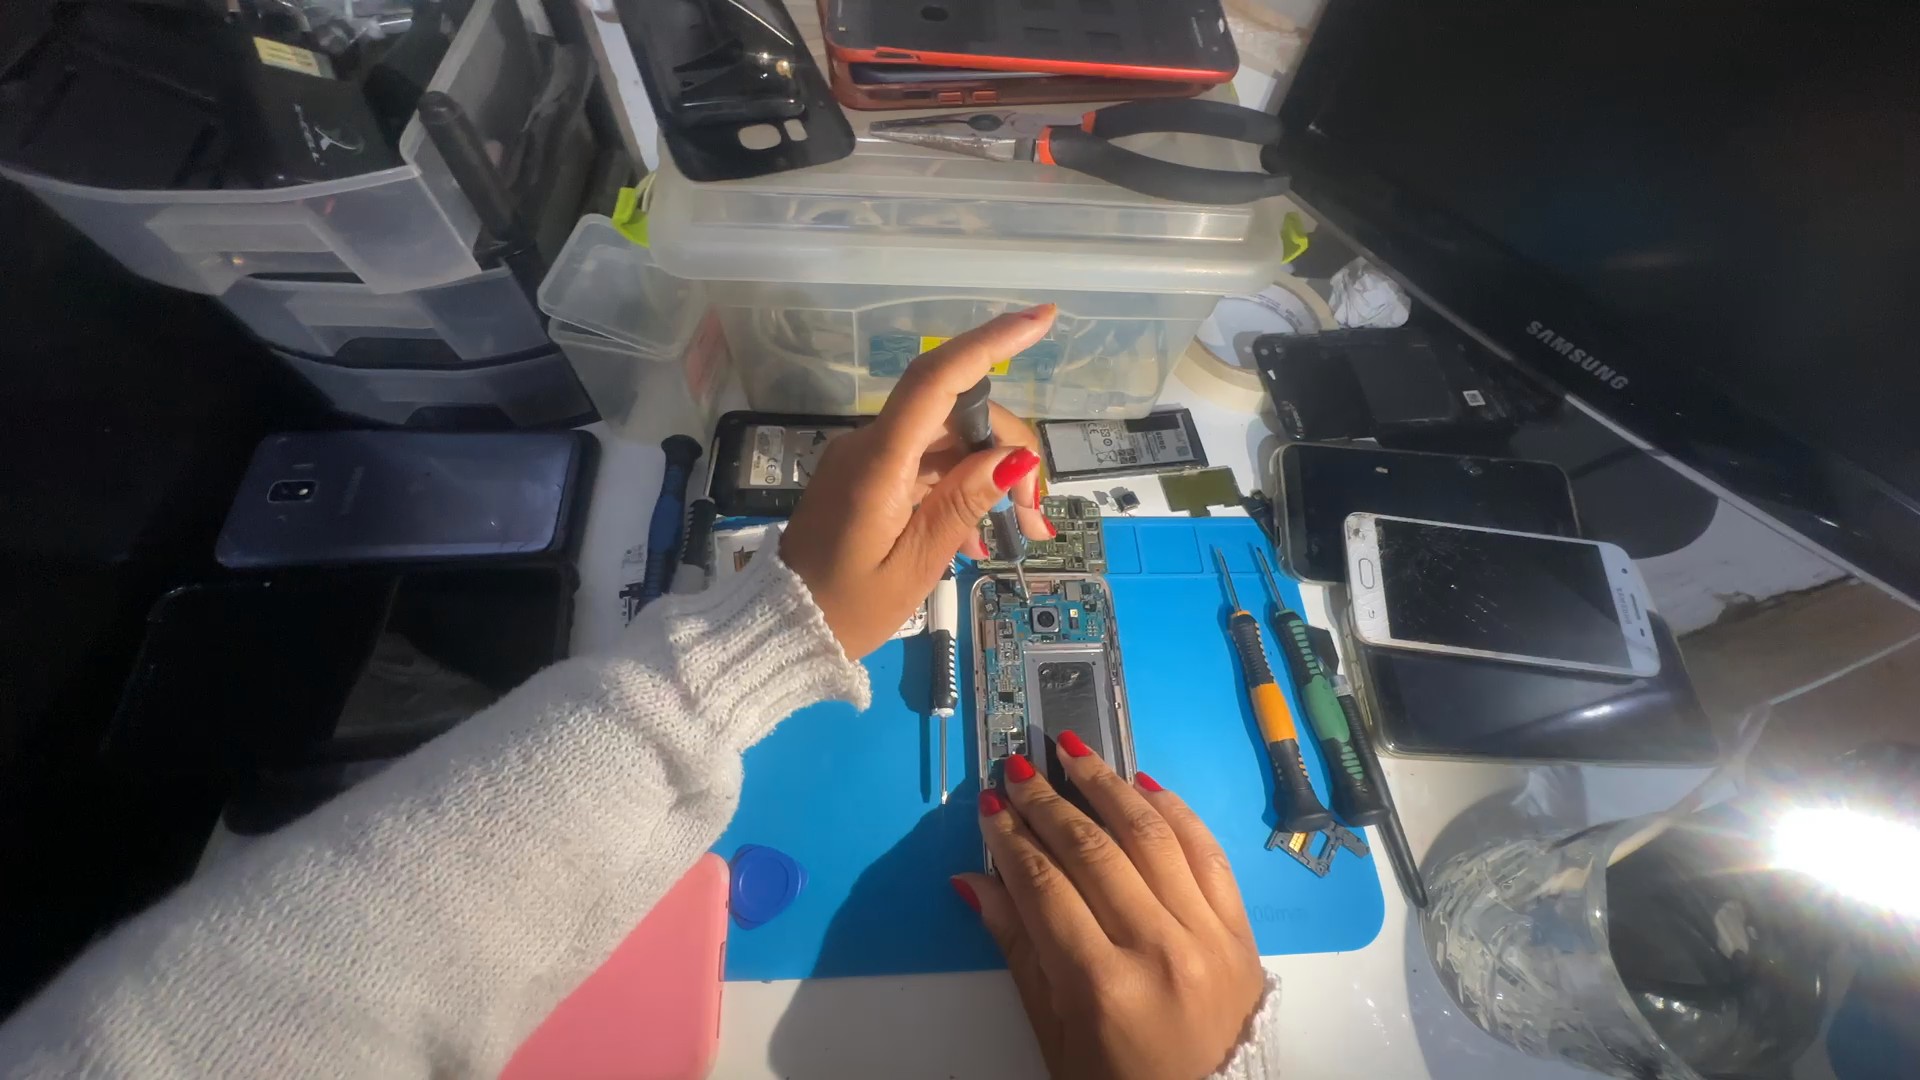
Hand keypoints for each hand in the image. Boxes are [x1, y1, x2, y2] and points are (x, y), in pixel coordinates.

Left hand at [780, 306, 1057, 657]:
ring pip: (950, 439)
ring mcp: (870, 458)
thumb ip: (962, 506)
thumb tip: (1013, 459)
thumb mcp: (914, 567)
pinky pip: (929, 465)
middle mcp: (872, 445)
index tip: (1041, 321)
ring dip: (992, 475)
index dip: (990, 344)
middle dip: (1010, 450)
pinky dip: (962, 489)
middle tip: (1036, 514)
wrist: (785, 626)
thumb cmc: (847, 608)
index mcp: (879, 463)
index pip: (936, 380)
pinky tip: (979, 534)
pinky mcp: (870, 475)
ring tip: (1019, 530)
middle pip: (957, 413)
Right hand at [953, 740, 1266, 1079]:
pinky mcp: (1240, 927)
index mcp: (1102, 988)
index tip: (990, 804)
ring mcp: (1207, 934)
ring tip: (1073, 750)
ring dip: (1106, 784)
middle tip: (1019, 768)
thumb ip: (1016, 948)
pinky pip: (1206, 850)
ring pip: (1150, 834)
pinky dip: (1174, 809)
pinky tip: (1142, 781)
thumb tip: (973, 880)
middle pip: (1092, 851)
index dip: (1010, 839)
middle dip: (1047, 801)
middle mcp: (1158, 950)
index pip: (1044, 886)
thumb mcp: (1054, 1032)